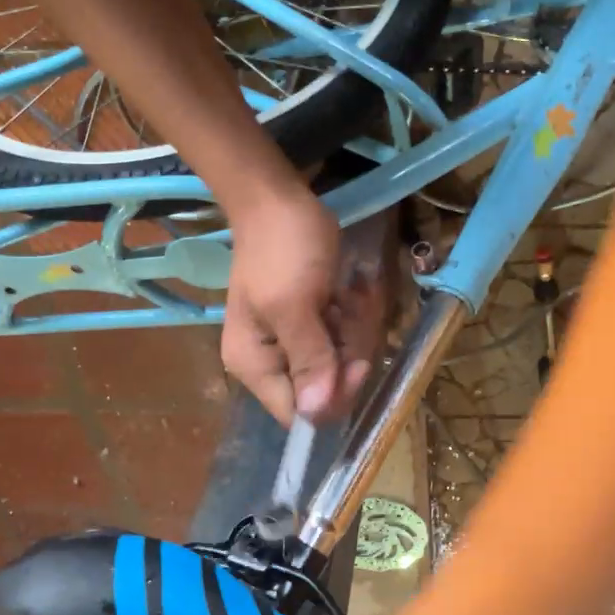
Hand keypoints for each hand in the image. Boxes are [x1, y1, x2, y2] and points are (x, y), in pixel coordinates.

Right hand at [221, 185, 383, 423]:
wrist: (279, 198)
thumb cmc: (282, 250)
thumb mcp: (294, 305)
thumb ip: (308, 359)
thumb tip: (315, 415)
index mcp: (255, 366)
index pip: (298, 413)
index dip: (332, 396)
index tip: (354, 362)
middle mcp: (274, 363)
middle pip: (328, 388)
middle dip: (349, 350)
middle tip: (350, 310)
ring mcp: (298, 343)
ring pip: (345, 362)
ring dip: (358, 327)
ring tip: (351, 292)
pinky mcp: (318, 324)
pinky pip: (348, 338)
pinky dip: (358, 315)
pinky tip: (354, 289)